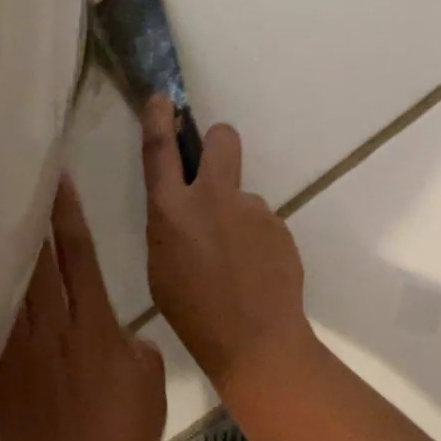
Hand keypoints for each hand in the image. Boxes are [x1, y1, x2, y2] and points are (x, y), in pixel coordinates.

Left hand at [0, 179, 165, 440]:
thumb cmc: (127, 436)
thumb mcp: (150, 383)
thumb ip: (135, 348)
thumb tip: (122, 337)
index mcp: (97, 326)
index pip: (80, 254)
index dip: (67, 212)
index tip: (54, 177)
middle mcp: (53, 327)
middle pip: (35, 259)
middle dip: (25, 214)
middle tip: (7, 172)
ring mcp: (18, 352)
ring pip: (4, 287)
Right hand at [141, 94, 314, 384]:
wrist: (254, 342)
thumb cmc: (195, 317)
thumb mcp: (161, 273)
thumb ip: (169, 231)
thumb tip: (182, 214)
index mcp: (170, 212)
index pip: (161, 149)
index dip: (161, 118)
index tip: (165, 98)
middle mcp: (212, 198)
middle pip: (221, 139)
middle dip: (217, 145)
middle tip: (218, 175)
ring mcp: (252, 210)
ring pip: (243, 199)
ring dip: (240, 221)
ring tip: (239, 267)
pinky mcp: (280, 228)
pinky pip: (264, 228)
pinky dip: (259, 246)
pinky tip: (257, 277)